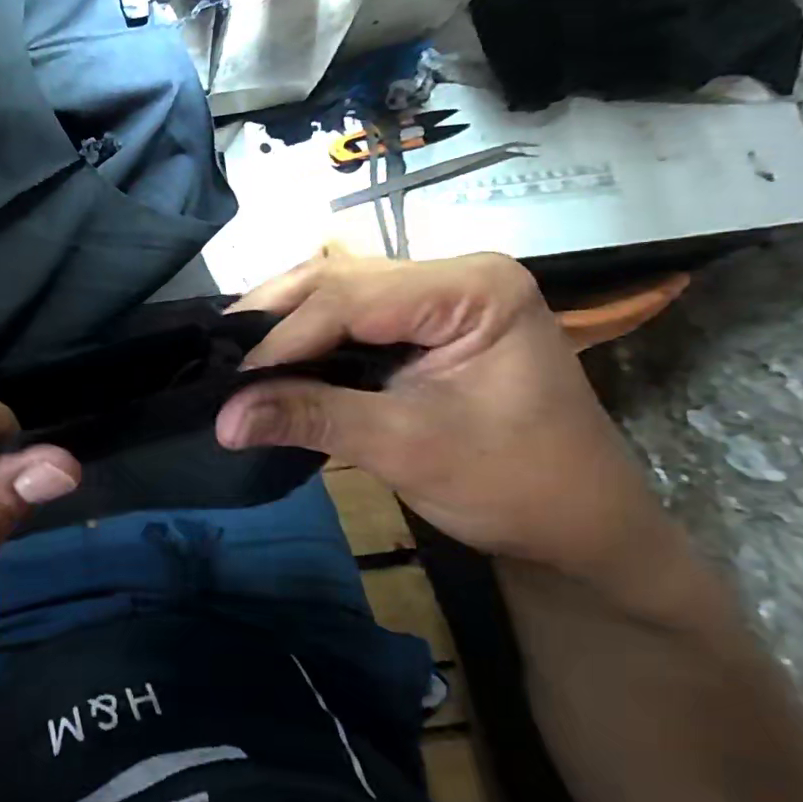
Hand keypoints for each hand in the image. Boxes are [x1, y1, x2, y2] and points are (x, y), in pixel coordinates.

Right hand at [216, 255, 686, 606]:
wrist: (583, 527)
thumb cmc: (516, 487)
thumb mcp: (409, 448)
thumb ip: (314, 417)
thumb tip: (223, 418)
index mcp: (474, 288)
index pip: (353, 297)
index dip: (285, 338)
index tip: (230, 382)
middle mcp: (458, 274)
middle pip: (343, 280)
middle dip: (278, 318)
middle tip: (219, 353)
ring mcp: (445, 295)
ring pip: (344, 291)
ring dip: (288, 322)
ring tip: (237, 354)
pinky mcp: (431, 323)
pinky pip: (357, 316)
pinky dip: (313, 337)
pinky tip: (276, 356)